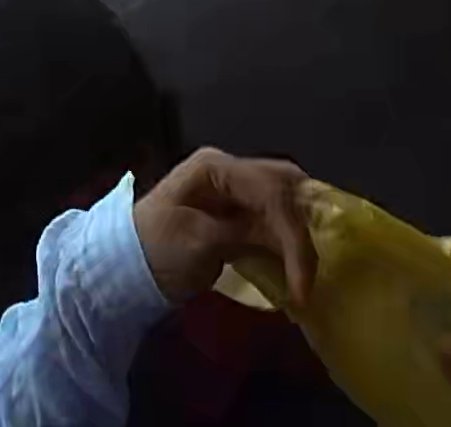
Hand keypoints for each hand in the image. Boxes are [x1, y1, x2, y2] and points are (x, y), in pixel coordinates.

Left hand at [132, 148, 314, 302]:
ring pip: (284, 198)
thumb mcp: (199, 242)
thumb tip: (287, 239)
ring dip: (301, 230)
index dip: (293, 235)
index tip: (302, 283)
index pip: (269, 190)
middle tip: (319, 266)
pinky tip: (298, 264)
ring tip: (311, 271)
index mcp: (214, 167)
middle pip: (284, 183)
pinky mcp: (237, 211)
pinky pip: (274, 216)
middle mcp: (227, 169)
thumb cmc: (157, 246)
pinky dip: (290, 237)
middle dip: (306, 223)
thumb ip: (245, 234)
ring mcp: (232, 188)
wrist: (130, 261)